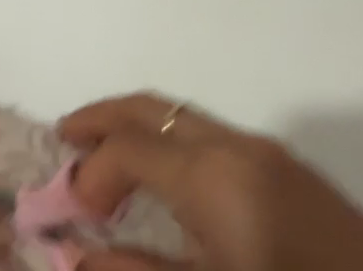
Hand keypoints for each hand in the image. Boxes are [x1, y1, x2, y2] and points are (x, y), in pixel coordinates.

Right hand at [60, 94, 362, 270]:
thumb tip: (77, 255)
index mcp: (210, 174)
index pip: (123, 147)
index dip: (88, 173)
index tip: (75, 213)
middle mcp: (234, 146)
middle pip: (147, 107)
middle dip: (99, 118)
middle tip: (66, 141)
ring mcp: (269, 154)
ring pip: (181, 115)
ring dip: (137, 129)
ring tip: (112, 161)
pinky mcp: (296, 172)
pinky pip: (213, 135)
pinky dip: (173, 141)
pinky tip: (172, 182)